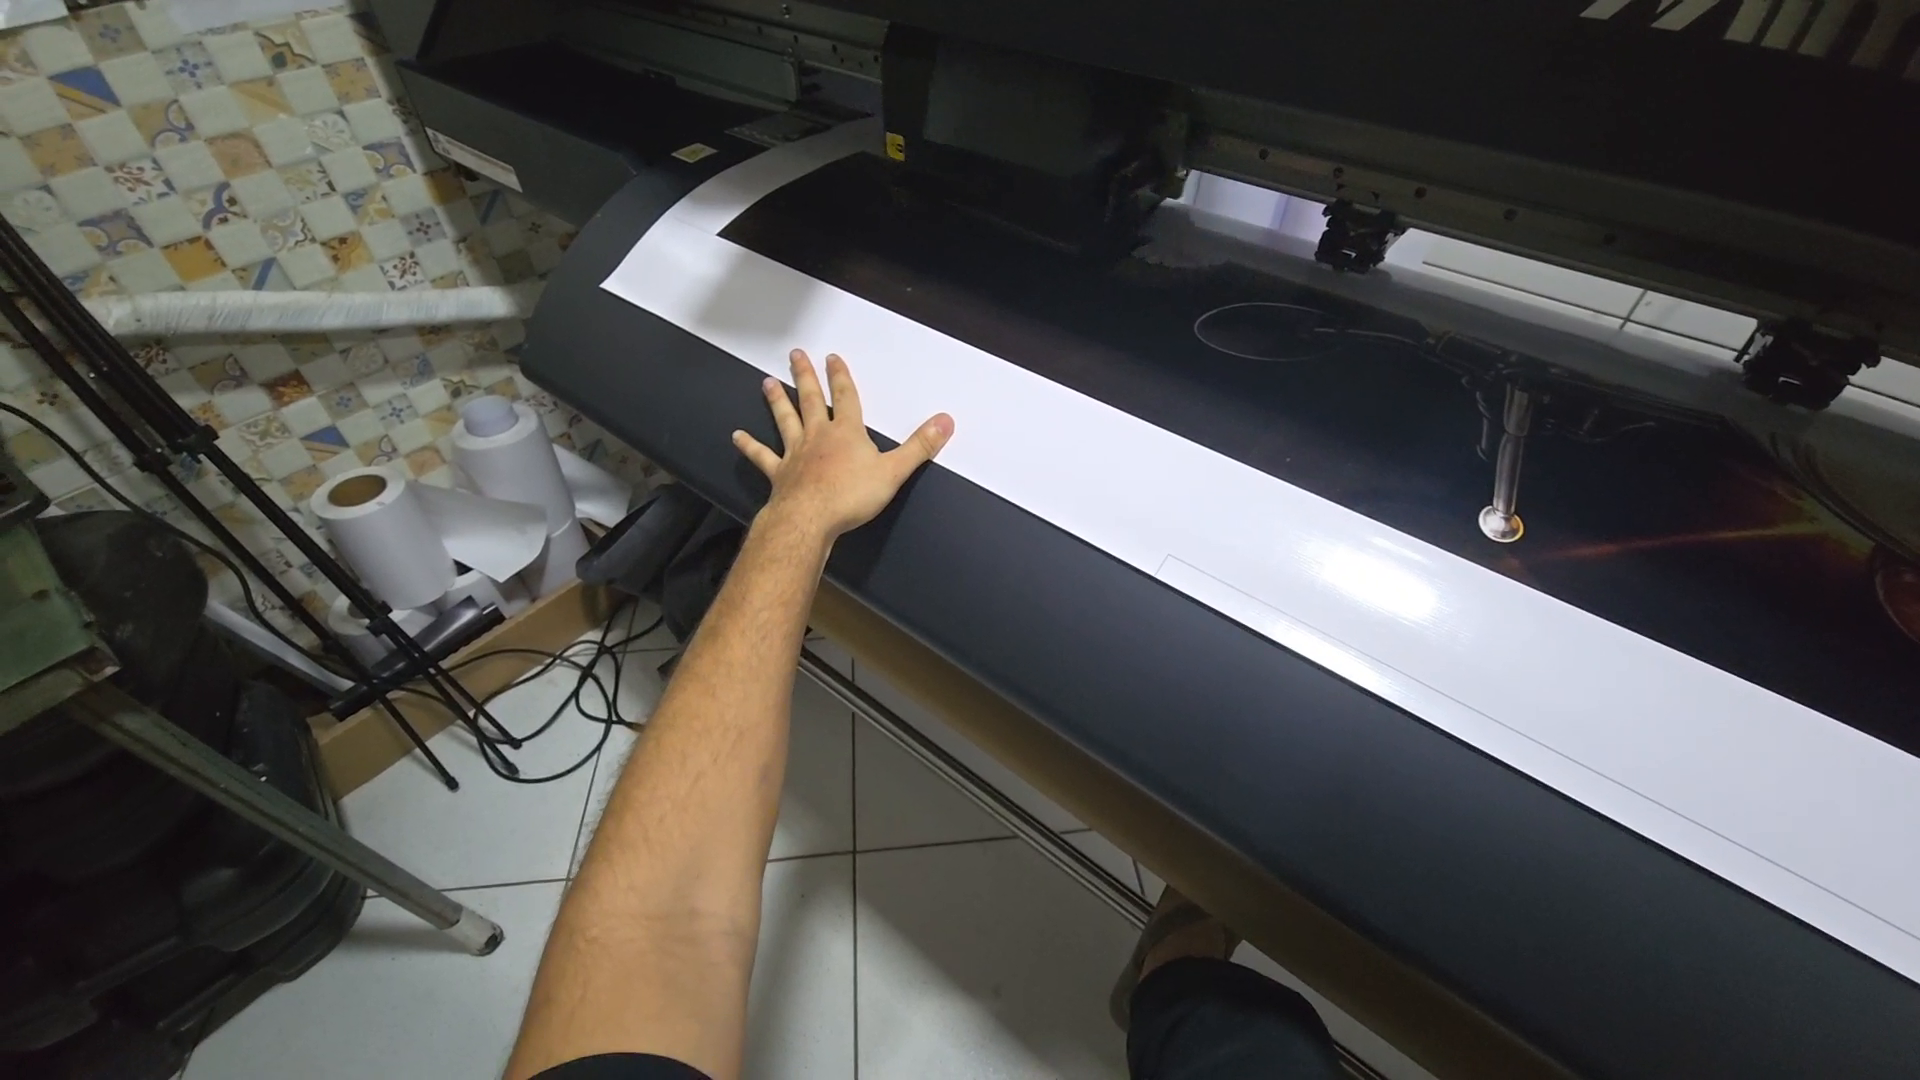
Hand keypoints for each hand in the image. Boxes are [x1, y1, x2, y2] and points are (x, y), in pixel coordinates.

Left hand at [732, 350, 953, 540]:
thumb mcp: (894, 471)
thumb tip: (945, 421)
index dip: (841, 378)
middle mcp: (818, 436)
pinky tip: (737, 436)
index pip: (846, 398)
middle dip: (806, 377)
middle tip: (795, 355)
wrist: (810, 519)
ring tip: (767, 382)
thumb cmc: (852, 495)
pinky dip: (749, 446)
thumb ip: (919, 447)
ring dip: (777, 401)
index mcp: (846, 433)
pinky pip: (762, 456)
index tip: (833, 358)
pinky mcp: (779, 474)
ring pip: (785, 421)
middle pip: (811, 400)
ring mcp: (795, 454)